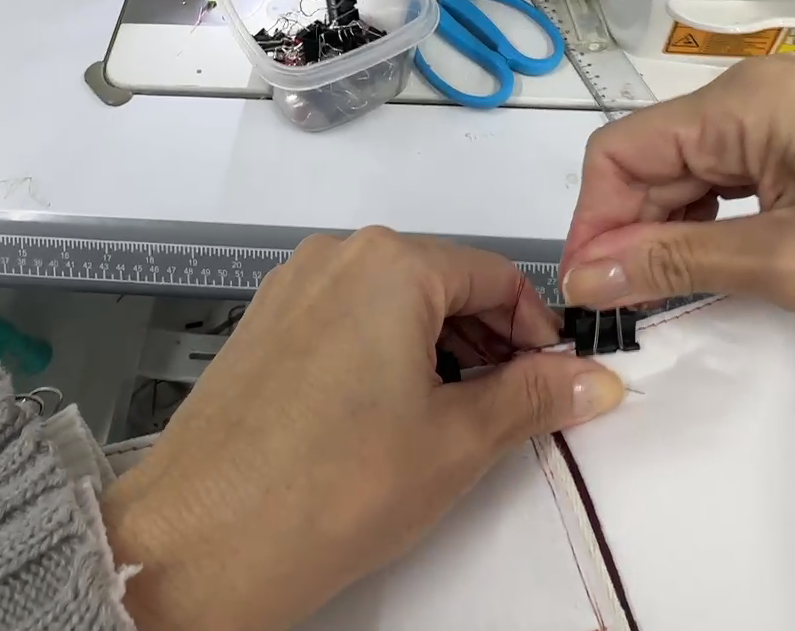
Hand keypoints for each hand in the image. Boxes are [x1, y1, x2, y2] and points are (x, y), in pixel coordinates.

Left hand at [103, 228, 625, 630]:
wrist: (200, 539)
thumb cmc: (333, 486)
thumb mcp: (456, 441)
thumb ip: (533, 396)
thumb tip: (594, 378)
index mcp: (389, 262)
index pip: (495, 274)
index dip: (535, 329)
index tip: (552, 378)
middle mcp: (337, 254)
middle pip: (441, 281)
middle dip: (486, 340)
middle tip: (507, 405)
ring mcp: (294, 283)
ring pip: (392, 298)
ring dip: (436, 346)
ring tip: (448, 414)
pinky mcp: (266, 317)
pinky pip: (346, 314)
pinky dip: (384, 348)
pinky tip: (386, 408)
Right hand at [561, 56, 794, 339]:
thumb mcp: (792, 265)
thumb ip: (674, 265)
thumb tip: (583, 278)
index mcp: (740, 105)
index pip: (620, 152)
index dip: (592, 221)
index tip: (588, 290)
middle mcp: (751, 94)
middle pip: (650, 159)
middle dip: (628, 230)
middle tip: (624, 306)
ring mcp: (782, 114)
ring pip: (686, 170)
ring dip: (666, 229)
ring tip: (665, 292)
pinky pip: (729, 177)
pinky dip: (708, 222)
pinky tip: (712, 265)